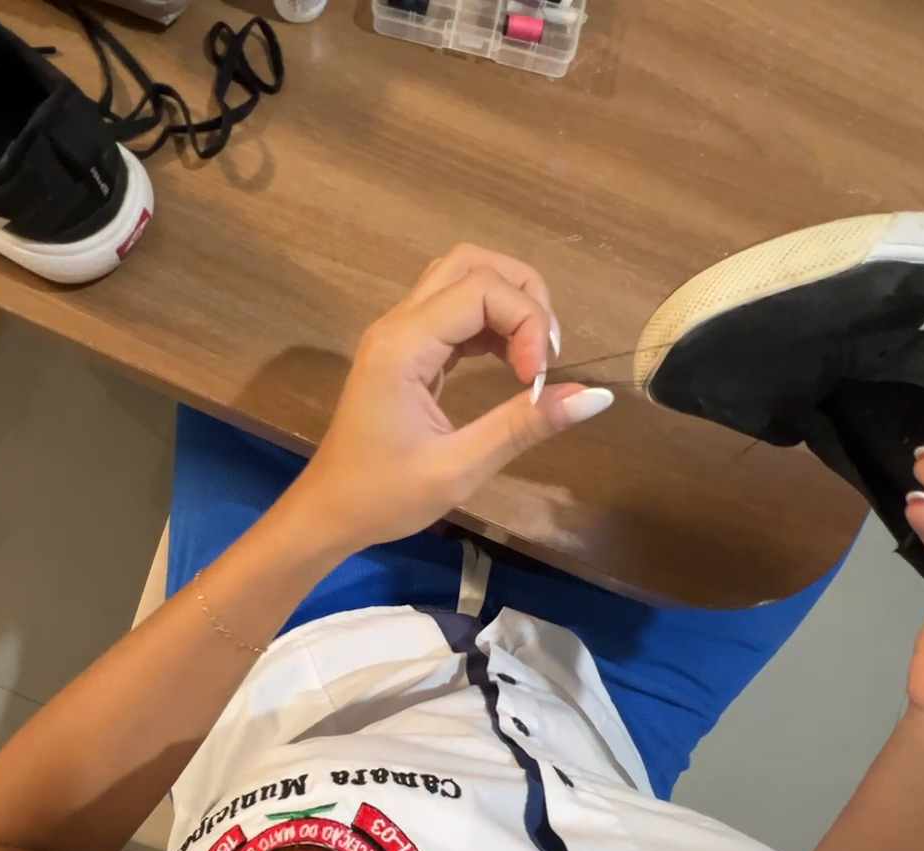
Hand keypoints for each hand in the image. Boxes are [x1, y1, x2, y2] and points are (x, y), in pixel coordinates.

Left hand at [283, 245, 614, 554]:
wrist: (329, 512)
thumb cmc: (383, 498)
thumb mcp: (459, 469)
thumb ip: (524, 426)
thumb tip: (594, 396)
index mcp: (402, 347)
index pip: (481, 289)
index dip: (527, 322)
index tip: (539, 378)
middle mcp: (396, 326)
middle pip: (470, 265)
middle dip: (522, 295)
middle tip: (544, 354)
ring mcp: (396, 335)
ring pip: (460, 280)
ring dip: (506, 305)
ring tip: (531, 359)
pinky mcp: (402, 351)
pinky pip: (451, 312)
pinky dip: (488, 325)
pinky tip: (509, 362)